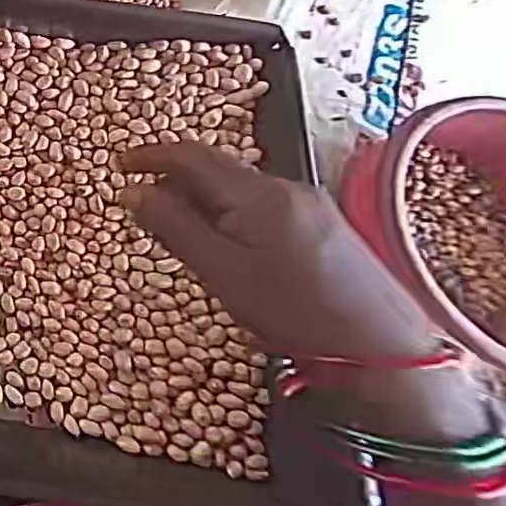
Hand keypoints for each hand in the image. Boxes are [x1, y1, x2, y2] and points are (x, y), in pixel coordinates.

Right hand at [116, 142, 443, 362]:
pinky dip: (226, 213)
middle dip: (171, 183)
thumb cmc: (293, 311)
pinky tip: (223, 246)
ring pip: (235, 188)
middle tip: (143, 212)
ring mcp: (308, 204)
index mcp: (257, 194)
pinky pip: (258, 204)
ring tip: (179, 236)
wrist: (386, 351)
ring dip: (198, 201)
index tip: (119, 164)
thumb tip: (132, 191)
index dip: (149, 155)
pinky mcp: (321, 223)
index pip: (190, 155)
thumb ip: (171, 225)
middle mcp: (285, 188)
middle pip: (213, 169)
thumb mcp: (218, 270)